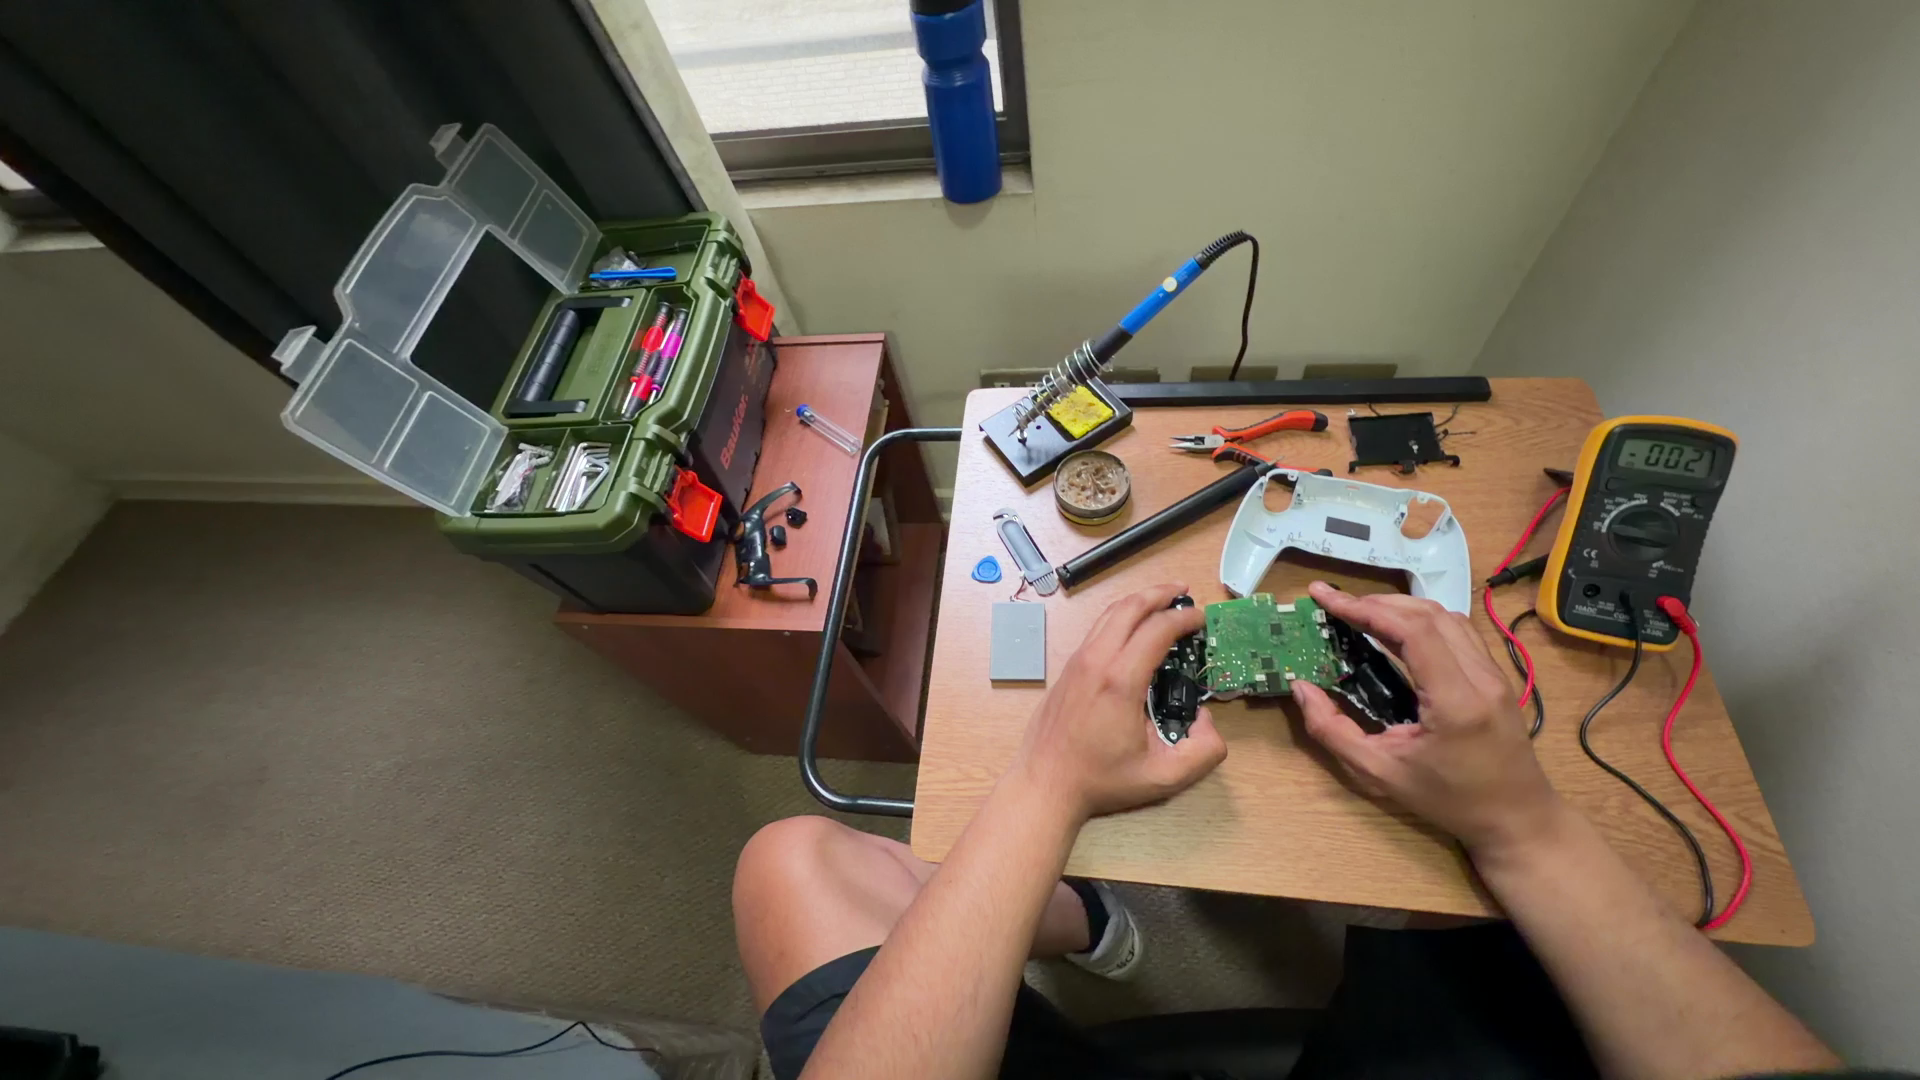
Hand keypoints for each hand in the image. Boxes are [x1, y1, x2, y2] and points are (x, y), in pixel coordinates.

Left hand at [1012, 584, 1228, 821]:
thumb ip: (1202, 751)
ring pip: (1108, 614)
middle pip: (1129, 608)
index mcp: (1120, 680)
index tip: (1202, 617)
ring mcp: (1077, 661)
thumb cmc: (1102, 780)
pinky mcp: (1067, 668)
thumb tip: (1210, 720)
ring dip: (1138, 601)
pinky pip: (1097, 629)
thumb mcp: (1163, 777)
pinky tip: (1133, 628)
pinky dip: (1120, 617)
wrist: (1045, 783)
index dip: (1183, 618)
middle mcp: (1096, 661)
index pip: (1156, 630)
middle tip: (1185, 591)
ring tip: (1162, 601)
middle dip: (1160, 594)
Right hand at [1292, 582, 1560, 855]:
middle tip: (1333, 603)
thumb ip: (1332, 730)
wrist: (1519, 820)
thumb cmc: (1448, 801)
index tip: (1325, 598)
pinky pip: (1457, 630)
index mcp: (1455, 701)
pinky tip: (1395, 628)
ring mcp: (1494, 674)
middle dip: (1375, 602)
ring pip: (1446, 616)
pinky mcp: (1496, 676)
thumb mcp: (1379, 773)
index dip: (1365, 608)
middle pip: (1427, 614)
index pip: (1412, 631)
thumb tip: (1300, 688)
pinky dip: (1420, 619)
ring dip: (1399, 606)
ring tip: (1359, 612)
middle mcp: (1480, 678)